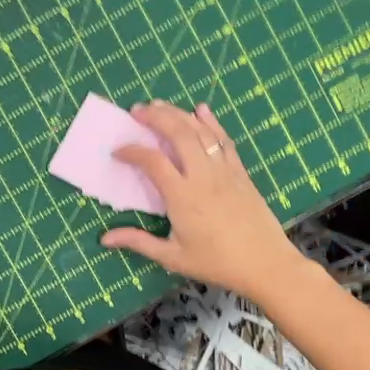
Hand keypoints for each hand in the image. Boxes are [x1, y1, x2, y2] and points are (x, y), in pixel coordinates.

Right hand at [100, 101, 305, 297]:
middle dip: (156, 117)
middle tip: (137, 111)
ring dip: (178, 114)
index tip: (117, 151)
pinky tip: (201, 109)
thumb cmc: (216, 263)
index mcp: (182, 197)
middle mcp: (203, 176)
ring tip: (160, 105)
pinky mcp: (240, 172)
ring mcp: (224, 171)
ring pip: (200, 131)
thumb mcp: (172, 257)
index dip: (132, 152)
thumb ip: (138, 242)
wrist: (265, 264)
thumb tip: (105, 239)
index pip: (152, 162)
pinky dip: (211, 122)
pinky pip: (224, 140)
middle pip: (178, 134)